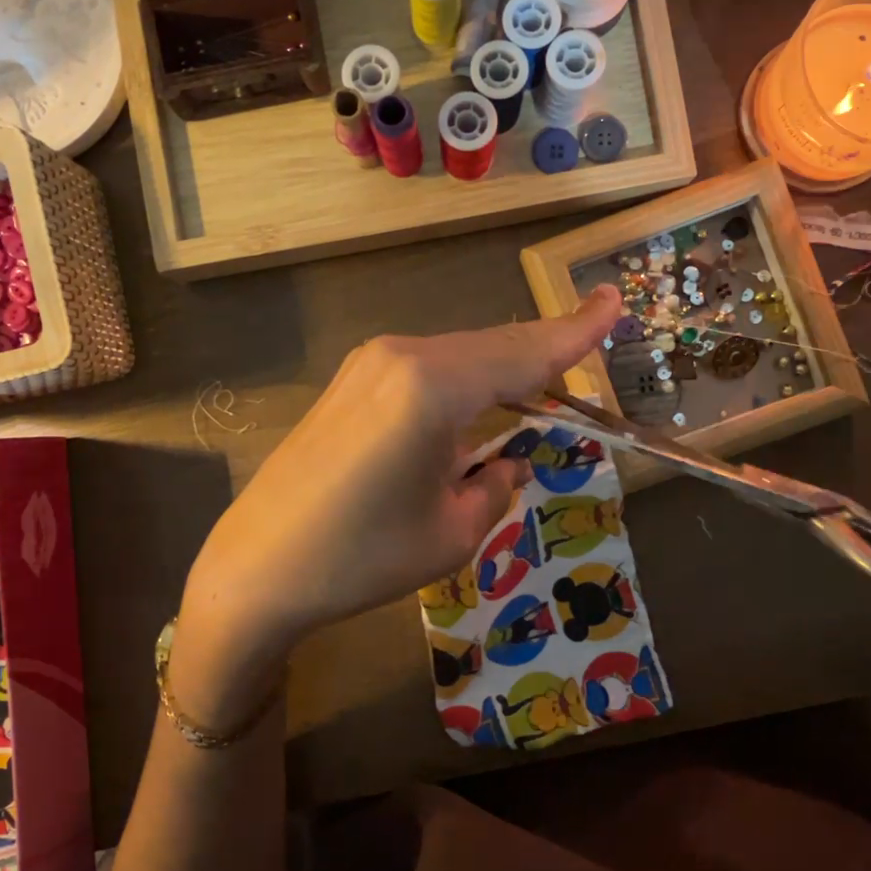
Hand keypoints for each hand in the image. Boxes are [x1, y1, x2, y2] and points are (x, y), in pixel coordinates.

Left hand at [170, 286, 622, 725]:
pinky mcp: (349, 381)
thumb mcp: (451, 532)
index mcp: (433, 387)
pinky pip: (425, 369)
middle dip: (542, 352)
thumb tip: (508, 463)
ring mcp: (368, 363)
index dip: (574, 333)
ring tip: (541, 386)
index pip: (522, 354)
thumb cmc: (361, 558)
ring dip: (500, 371)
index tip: (613, 302)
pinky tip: (476, 406)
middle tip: (589, 347)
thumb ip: (495, 486)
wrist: (257, 567)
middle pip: (492, 348)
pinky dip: (462, 381)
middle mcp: (401, 356)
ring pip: (459, 356)